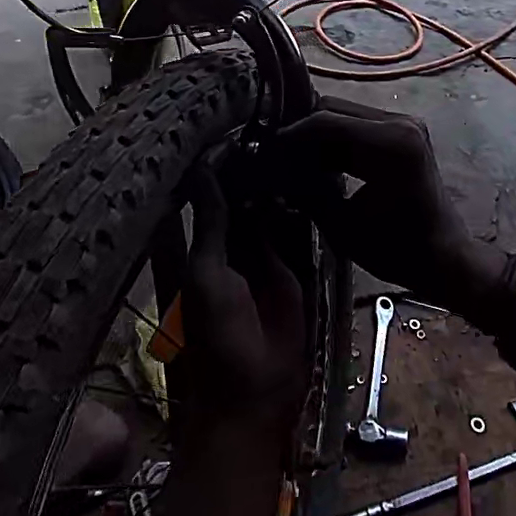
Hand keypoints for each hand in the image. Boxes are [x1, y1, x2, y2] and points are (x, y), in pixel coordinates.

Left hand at [153, 156, 305, 515]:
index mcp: (202, 245)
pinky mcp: (294, 268)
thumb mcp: (208, 274)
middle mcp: (232, 244)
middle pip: (243, 196)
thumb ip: (211, 224)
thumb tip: (204, 171)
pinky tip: (313, 174)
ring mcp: (265, 255)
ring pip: (272, 209)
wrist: (258, 393)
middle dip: (254, 166)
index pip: (210, 193)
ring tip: (295, 137)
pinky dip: (301, 207)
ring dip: (280, 182)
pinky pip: (296, 232)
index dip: (220, 162)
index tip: (233, 124)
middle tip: (272, 122)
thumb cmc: (219, 336)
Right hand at [270, 97, 507, 315]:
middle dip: (300, 130)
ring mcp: (404, 125)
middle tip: (273, 155)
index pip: (325, 121)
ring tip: (289, 159)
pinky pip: (357, 125)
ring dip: (315, 134)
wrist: (446, 258)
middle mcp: (401, 123)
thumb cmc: (400, 251)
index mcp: (391, 143)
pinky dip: (334, 140)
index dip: (290, 134)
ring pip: (343, 114)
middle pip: (333, 108)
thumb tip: (270, 174)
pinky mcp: (403, 133)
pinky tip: (314, 161)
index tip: (265, 152)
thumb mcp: (343, 227)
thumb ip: (306, 193)